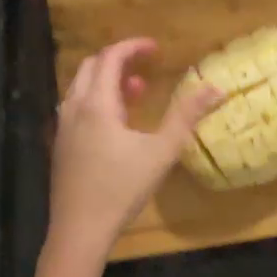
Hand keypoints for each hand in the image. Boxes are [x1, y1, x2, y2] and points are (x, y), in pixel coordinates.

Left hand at [46, 38, 222, 264]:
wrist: (79, 230)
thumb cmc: (122, 189)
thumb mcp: (161, 152)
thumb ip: (186, 116)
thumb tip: (216, 88)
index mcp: (96, 104)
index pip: (110, 58)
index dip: (133, 46)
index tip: (157, 48)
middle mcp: (74, 109)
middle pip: (91, 67)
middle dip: (119, 60)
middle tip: (147, 66)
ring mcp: (63, 128)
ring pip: (81, 88)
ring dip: (108, 81)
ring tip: (136, 92)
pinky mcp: (61, 147)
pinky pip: (77, 108)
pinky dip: (97, 101)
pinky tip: (118, 125)